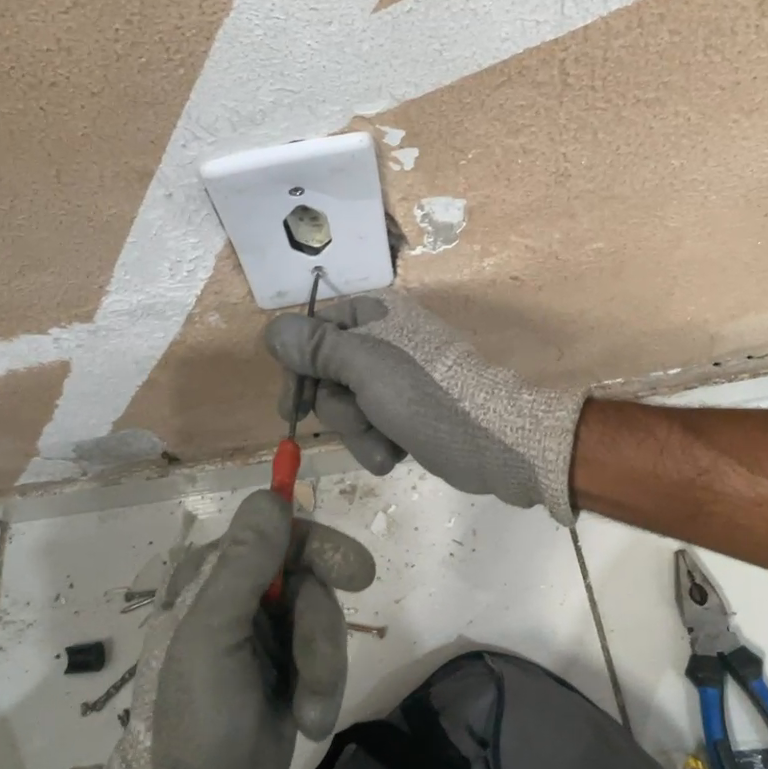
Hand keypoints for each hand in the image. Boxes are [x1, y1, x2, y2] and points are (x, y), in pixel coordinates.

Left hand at [68, 491, 374, 768]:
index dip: (317, 546)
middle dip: (321, 625)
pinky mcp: (291, 668)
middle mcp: (242, 595)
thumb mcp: (213, 635)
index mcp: (213, 578)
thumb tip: (272, 494)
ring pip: (324, 618)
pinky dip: (324, 689)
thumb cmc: (198, 715)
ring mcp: (269, 632)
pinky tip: (306, 720)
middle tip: (329, 662)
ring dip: (323, 668)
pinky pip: (328, 655)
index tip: (356, 572)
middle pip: (311, 576)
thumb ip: (243, 564)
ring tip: (307, 709)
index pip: (275, 534)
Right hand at [263, 289, 585, 524]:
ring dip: (359, 433)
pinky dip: (377, 445)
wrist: (495, 442)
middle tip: (357, 419)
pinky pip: (370, 428)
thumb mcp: (365, 365)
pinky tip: (396, 454)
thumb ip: (316, 347)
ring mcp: (397, 380)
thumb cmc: (427, 394)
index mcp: (378, 314)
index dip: (300, 368)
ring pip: (346, 408)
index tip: (292, 404)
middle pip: (326, 374)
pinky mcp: (408, 414)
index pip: (315, 330)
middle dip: (338, 408)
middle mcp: (384, 341)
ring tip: (385, 443)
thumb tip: (271, 330)